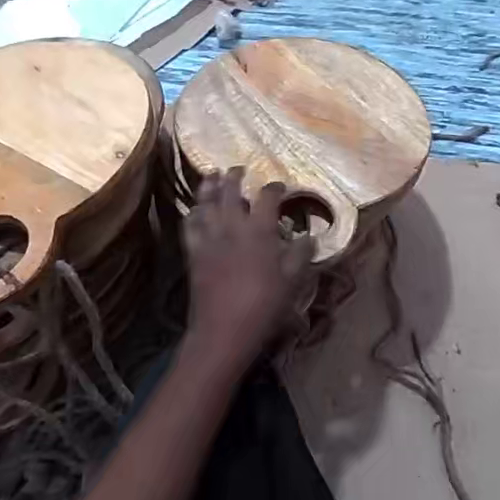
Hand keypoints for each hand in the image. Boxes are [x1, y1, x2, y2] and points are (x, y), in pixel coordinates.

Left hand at [182, 168, 312, 370]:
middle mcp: (232, 227)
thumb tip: (308, 236)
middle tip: (238, 169)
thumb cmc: (264, 306)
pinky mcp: (193, 253)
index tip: (280, 187)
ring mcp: (209, 238)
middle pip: (230, 191)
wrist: (224, 330)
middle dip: (235, 177)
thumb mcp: (293, 281)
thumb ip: (301, 254)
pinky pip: (190, 225)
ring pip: (206, 203)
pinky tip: (195, 210)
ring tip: (212, 176)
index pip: (267, 197)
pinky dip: (193, 213)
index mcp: (260, 230)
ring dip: (209, 186)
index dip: (274, 188)